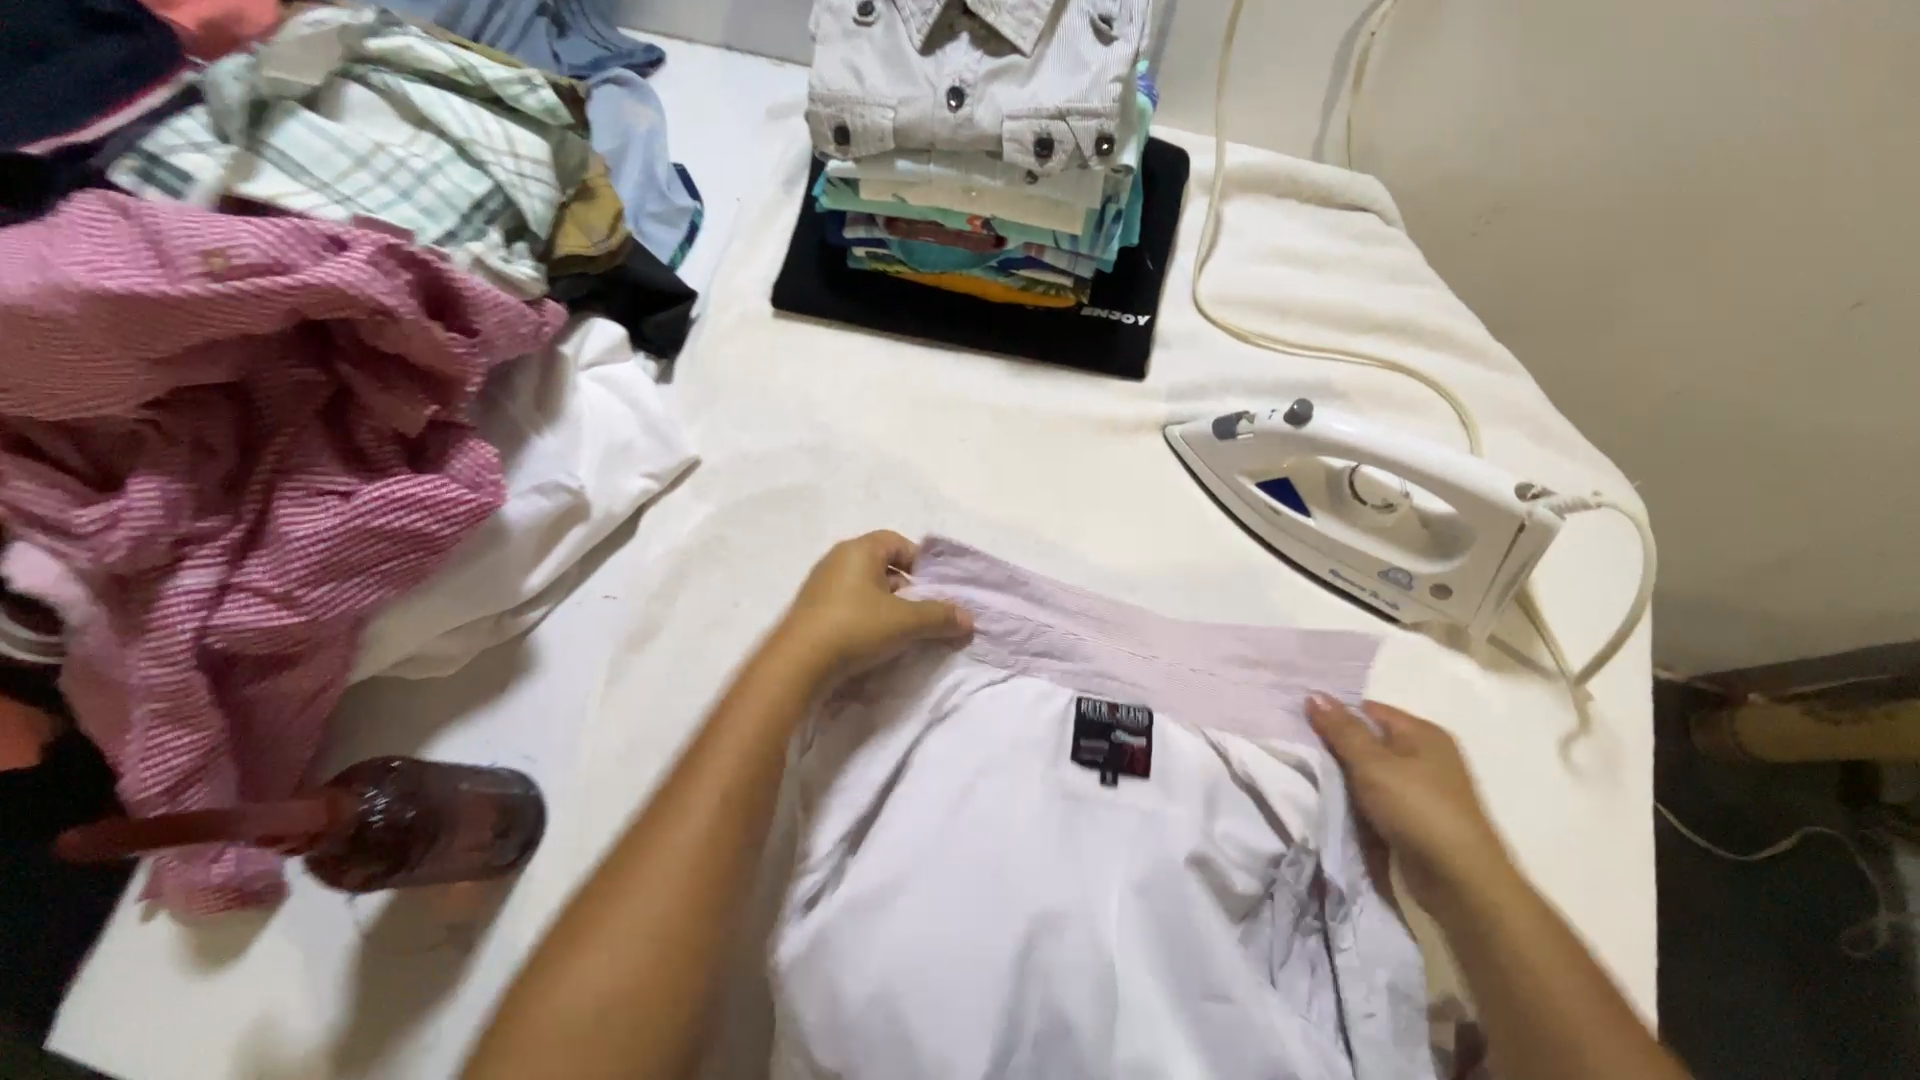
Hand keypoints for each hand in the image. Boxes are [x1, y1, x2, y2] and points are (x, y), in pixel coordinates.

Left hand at [769, 531, 972, 685]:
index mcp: (858, 550)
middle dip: (906, 588)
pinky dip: (866, 618)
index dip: (920, 562)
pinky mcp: (811, 612)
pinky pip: (848, 606)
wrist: (797, 665)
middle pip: (882, 565)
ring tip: (901, 632)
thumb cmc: (855, 628)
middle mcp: (836, 560)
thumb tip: (969, 618)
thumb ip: (940, 616)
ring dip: (886, 606)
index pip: (897, 541)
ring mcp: (820, 586)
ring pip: (865, 588)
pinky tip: (874, 643)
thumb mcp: (906, 622)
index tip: (934, 589)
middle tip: (922, 613)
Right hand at [1306, 694, 1515, 913]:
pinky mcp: (1415, 818)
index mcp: (1423, 733)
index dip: (1334, 714)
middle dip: (1336, 748)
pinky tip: (1331, 805)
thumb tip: (1314, 694)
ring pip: (1370, 773)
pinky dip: (1356, 801)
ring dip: (1343, 778)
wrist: (1458, 879)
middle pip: (1369, 742)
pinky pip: (1376, 799)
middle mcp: (1426, 756)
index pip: (1368, 710)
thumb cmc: (1417, 810)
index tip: (1298, 724)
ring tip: (1306, 777)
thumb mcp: (1373, 764)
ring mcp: (1422, 789)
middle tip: (1297, 752)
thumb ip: (1342, 730)